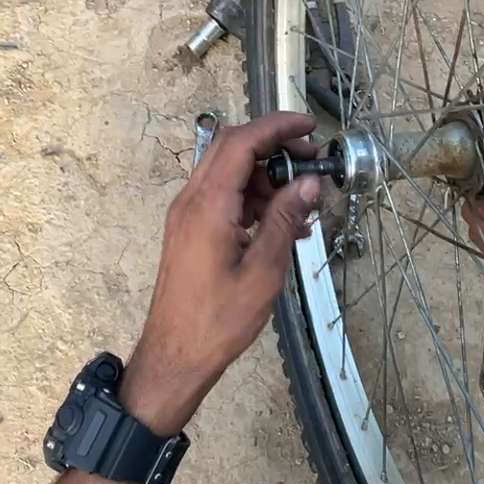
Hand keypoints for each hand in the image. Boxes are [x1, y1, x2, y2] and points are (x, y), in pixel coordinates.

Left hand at [120, 112, 324, 433]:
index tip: (309, 127)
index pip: (241, 142)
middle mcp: (191, 201)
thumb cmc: (217, 321)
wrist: (173, 357)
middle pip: (231, 149)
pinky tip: (278, 225)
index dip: (277, 126)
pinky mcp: (188, 230)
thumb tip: (308, 183)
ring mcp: (186, 215)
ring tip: (300, 208)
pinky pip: (221, 197)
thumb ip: (283, 219)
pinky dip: (250, 199)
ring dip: (264, 178)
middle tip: (310, 161)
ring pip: (227, 172)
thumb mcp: (263, 271)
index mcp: (208, 206)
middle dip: (273, 147)